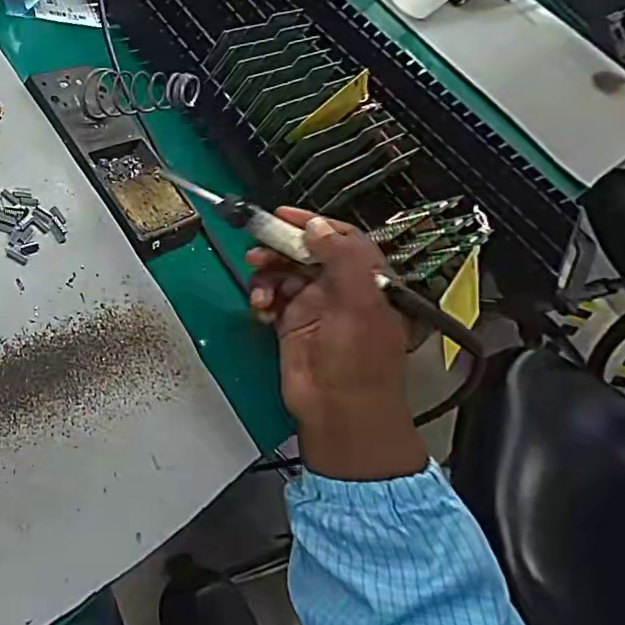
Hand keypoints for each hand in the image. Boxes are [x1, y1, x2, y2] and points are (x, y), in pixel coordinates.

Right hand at [246, 209, 424, 479]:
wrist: (338, 409)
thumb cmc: (358, 362)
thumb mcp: (358, 304)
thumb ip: (341, 259)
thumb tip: (317, 227)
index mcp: (366, 281)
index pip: (340, 239)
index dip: (312, 224)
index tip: (283, 215)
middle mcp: (340, 290)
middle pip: (305, 254)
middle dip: (279, 249)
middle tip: (258, 251)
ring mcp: (314, 307)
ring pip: (283, 274)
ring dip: (266, 275)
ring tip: (259, 287)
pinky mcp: (291, 324)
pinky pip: (271, 299)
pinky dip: (261, 299)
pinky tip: (260, 309)